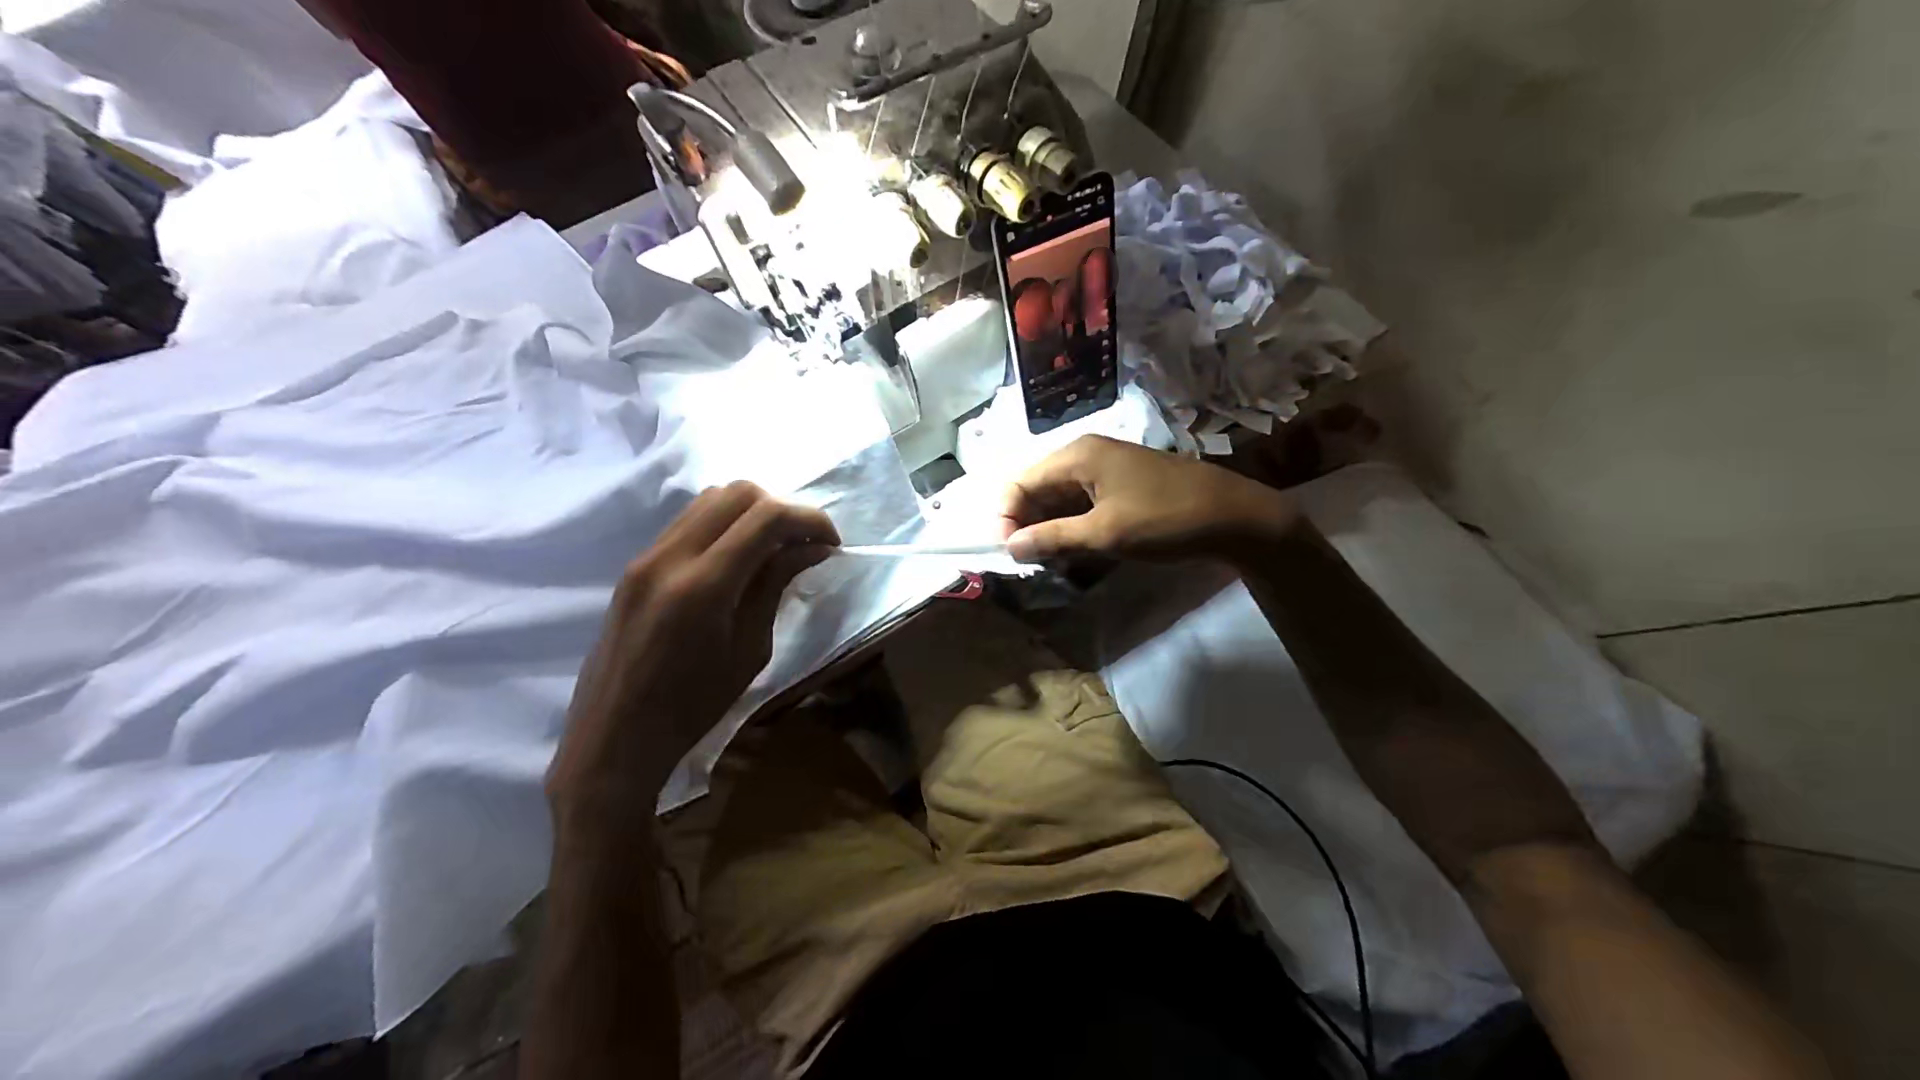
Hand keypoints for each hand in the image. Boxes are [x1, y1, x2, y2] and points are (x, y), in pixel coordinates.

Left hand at [548, 482, 839, 829]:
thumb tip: (811, 548)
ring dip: (752, 512)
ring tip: (774, 548)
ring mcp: (647, 556)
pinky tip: (739, 557)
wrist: (614, 735)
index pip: (766, 517)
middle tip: (804, 544)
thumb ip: (775, 586)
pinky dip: (724, 524)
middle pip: (738, 492)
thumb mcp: (750, 650)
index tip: (831, 544)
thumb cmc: (692, 708)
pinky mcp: (636, 564)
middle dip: (782, 508)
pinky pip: (689, 521)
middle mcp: (669, 556)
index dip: (810, 520)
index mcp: (703, 586)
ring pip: (711, 498)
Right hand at [1000, 435, 1302, 562]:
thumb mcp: (1106, 533)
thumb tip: (1009, 546)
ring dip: (1048, 528)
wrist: (1236, 517)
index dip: (1006, 516)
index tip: (1008, 554)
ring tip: (1047, 561)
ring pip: (1059, 498)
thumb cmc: (1166, 519)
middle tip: (1027, 561)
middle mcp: (1086, 454)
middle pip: (1037, 488)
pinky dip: (1071, 526)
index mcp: (1077, 455)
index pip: (1020, 482)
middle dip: (1026, 524)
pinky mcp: (1121, 485)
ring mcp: (1106, 468)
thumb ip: (1053, 538)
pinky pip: (1082, 503)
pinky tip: (1072, 550)